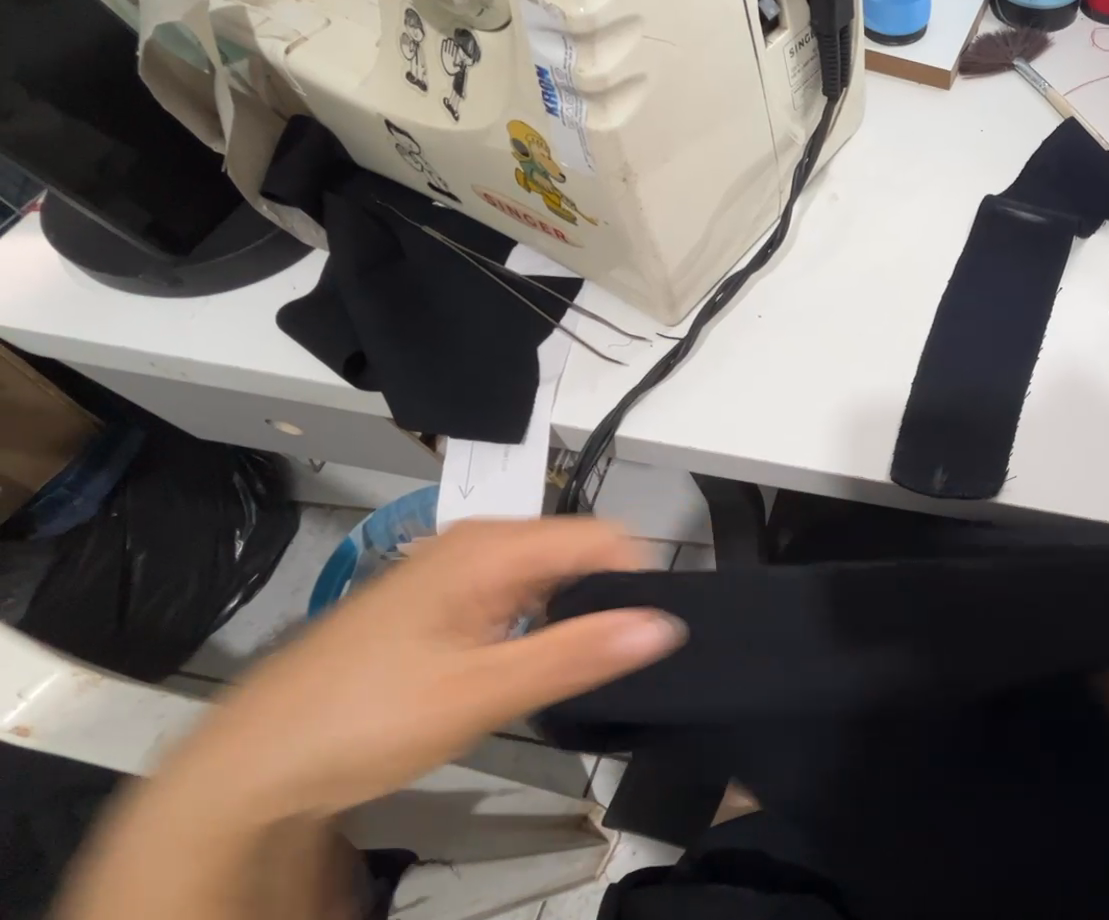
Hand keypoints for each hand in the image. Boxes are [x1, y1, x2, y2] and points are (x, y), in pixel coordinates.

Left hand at [164, 517, 682, 822]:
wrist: (253, 765)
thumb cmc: (356, 721)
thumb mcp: (481, 693)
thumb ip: (578, 654)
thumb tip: (661, 625)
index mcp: (490, 548)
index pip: (605, 536)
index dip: (638, 579)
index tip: (646, 631)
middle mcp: (476, 544)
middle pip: (580, 551)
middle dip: (607, 597)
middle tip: (607, 659)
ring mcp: (458, 568)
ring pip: (552, 573)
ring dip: (573, 612)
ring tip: (567, 666)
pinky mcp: (446, 597)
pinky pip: (522, 592)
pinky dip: (541, 621)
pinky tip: (524, 663)